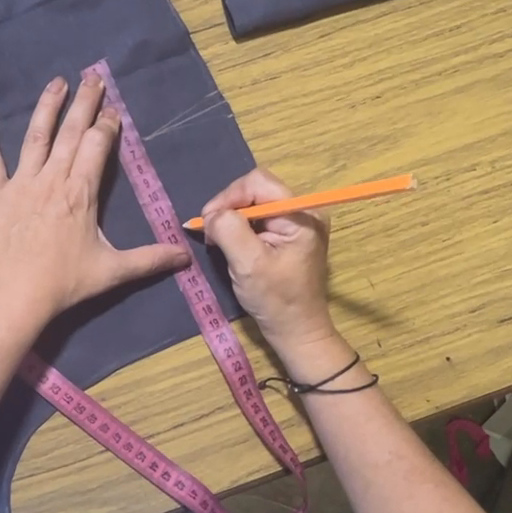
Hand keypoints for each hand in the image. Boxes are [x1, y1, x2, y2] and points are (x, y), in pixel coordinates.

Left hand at [0, 74, 190, 329]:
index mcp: (81, 192)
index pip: (97, 146)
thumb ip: (149, 259)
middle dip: (84, 103)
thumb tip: (186, 257)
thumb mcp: (112, 271)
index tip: (112, 112)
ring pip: (36, 137)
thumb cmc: (64, 283)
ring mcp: (21, 183)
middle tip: (92, 77)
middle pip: (71, 132)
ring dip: (47, 107)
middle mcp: (52, 179)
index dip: (106, 126)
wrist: (14, 295)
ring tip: (57, 82)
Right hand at [200, 168, 337, 354]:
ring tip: (218, 241)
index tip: (208, 223)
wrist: (296, 330)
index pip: (257, 182)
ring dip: (231, 219)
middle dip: (228, 208)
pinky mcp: (287, 235)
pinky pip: (257, 219)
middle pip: (255, 190)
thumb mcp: (248, 264)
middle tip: (210, 234)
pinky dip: (238, 228)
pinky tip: (230, 245)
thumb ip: (229, 230)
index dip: (228, 197)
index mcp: (302, 214)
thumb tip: (212, 214)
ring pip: (253, 203)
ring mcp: (296, 222)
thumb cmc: (276, 300)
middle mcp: (303, 211)